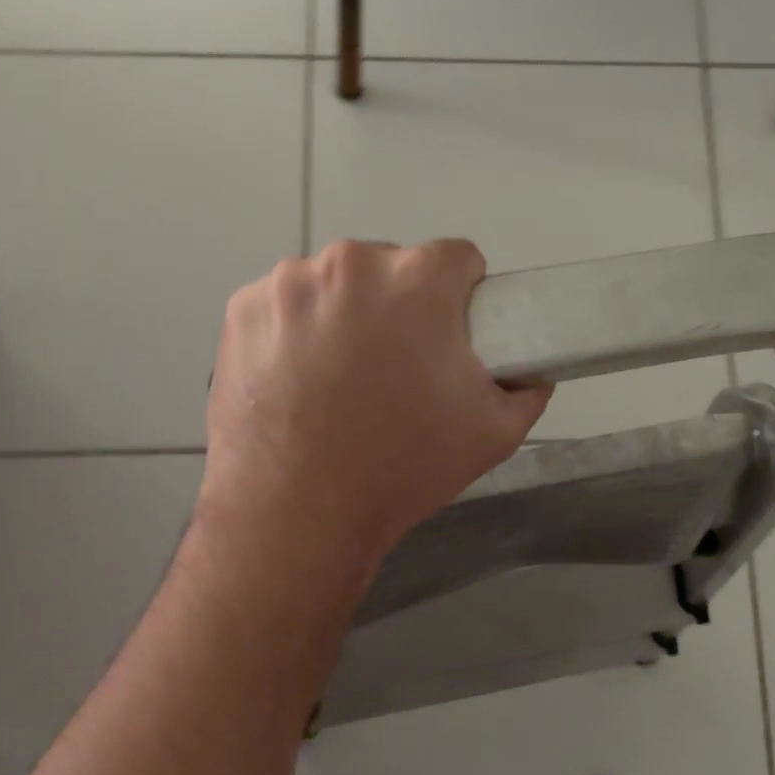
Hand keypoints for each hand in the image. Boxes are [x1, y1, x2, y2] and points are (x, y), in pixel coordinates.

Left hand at [201, 239, 552, 563]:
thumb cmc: (403, 467)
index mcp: (418, 280)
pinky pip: (287, 304)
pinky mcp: (243, 308)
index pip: (459, 259)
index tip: (451, 338)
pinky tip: (298, 379)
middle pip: (393, 266)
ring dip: (347, 312)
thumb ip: (528, 388)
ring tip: (342, 379)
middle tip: (399, 367)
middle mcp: (352, 263)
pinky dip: (297, 329)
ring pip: (337, 282)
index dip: (464, 297)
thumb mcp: (496, 432)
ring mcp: (289, 283)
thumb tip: (531, 372)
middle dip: (402, 304)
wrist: (295, 515)